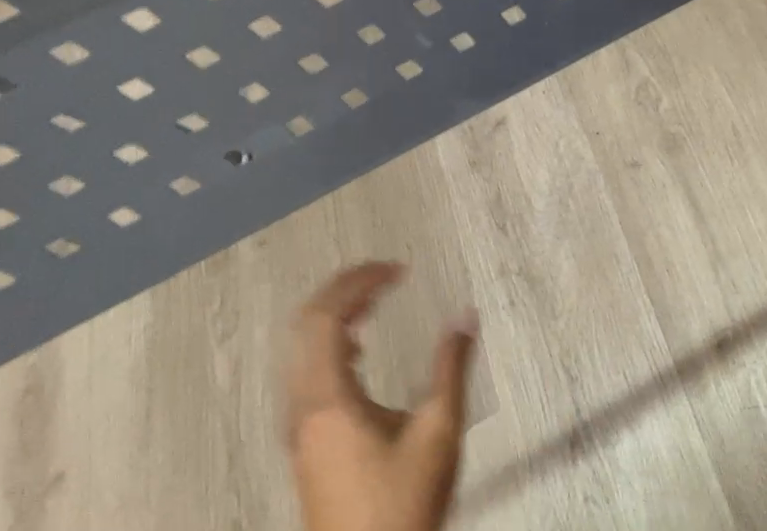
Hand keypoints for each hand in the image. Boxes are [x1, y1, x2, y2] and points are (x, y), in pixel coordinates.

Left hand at [285, 262, 477, 530]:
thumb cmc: (404, 497)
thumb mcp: (440, 430)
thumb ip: (451, 367)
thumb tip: (466, 313)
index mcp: (328, 399)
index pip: (324, 319)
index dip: (357, 283)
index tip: (401, 268)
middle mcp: (302, 408)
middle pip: (305, 329)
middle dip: (345, 291)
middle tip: (389, 274)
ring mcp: (299, 427)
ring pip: (301, 352)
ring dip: (336, 317)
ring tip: (378, 300)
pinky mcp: (307, 441)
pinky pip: (307, 373)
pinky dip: (331, 344)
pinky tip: (360, 349)